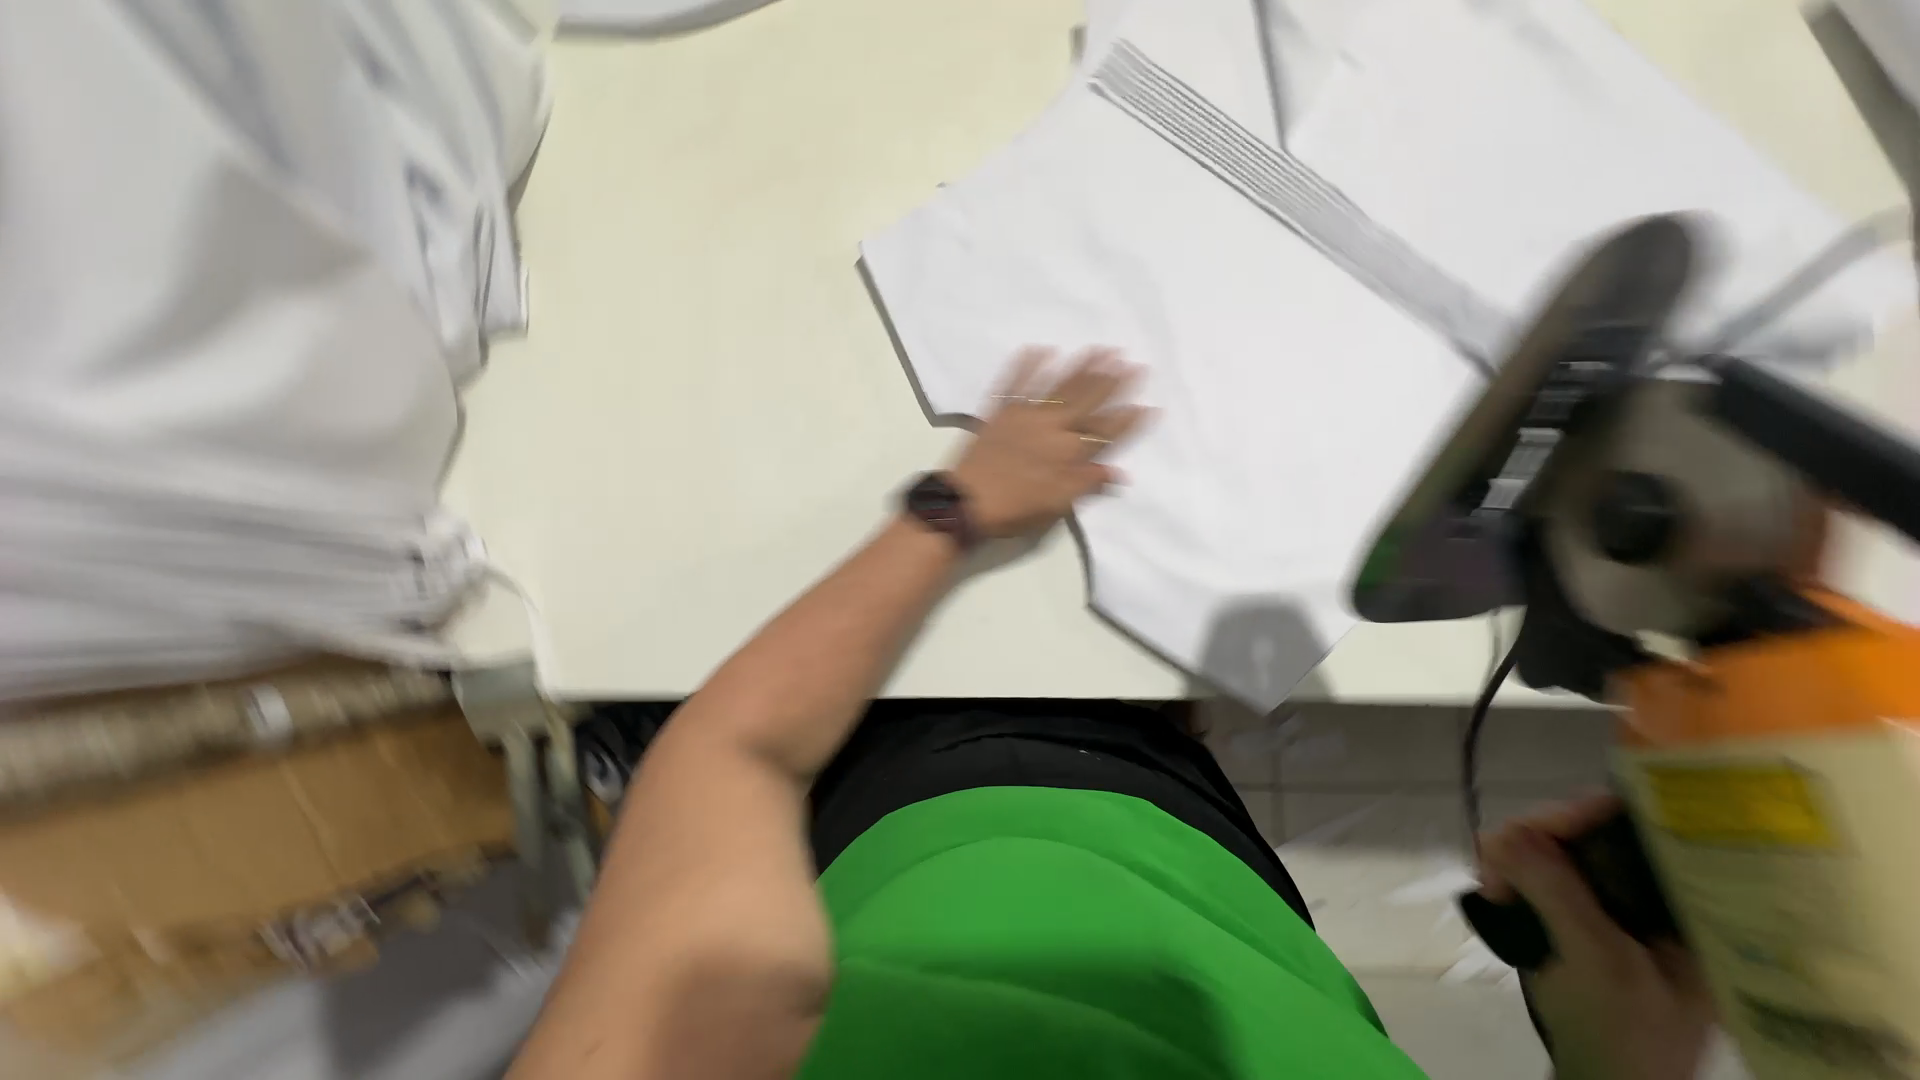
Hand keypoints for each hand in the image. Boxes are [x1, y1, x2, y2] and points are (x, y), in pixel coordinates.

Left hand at [950, 347, 1149, 538]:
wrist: (965, 503)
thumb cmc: (1014, 509)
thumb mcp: (1056, 506)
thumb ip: (1086, 484)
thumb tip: (1118, 472)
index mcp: (1069, 454)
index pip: (1106, 432)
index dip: (1128, 419)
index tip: (1148, 404)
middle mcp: (1053, 428)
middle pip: (1087, 400)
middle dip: (1110, 381)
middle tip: (1128, 360)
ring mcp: (1026, 416)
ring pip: (1059, 386)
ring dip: (1080, 367)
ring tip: (1099, 349)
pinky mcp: (1000, 412)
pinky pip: (1015, 383)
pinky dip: (1027, 365)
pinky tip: (1040, 349)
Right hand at [1479, 796, 1715, 1079]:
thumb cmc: (1622, 1030)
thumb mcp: (1595, 958)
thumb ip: (1556, 889)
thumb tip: (1502, 829)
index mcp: (1687, 903)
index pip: (1635, 826)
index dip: (1580, 815)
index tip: (1530, 830)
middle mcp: (1656, 893)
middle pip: (1588, 831)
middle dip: (1534, 839)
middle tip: (1497, 866)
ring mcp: (1618, 905)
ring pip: (1558, 849)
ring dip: (1515, 857)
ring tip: (1492, 884)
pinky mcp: (1584, 916)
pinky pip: (1543, 872)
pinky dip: (1513, 872)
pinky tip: (1497, 887)